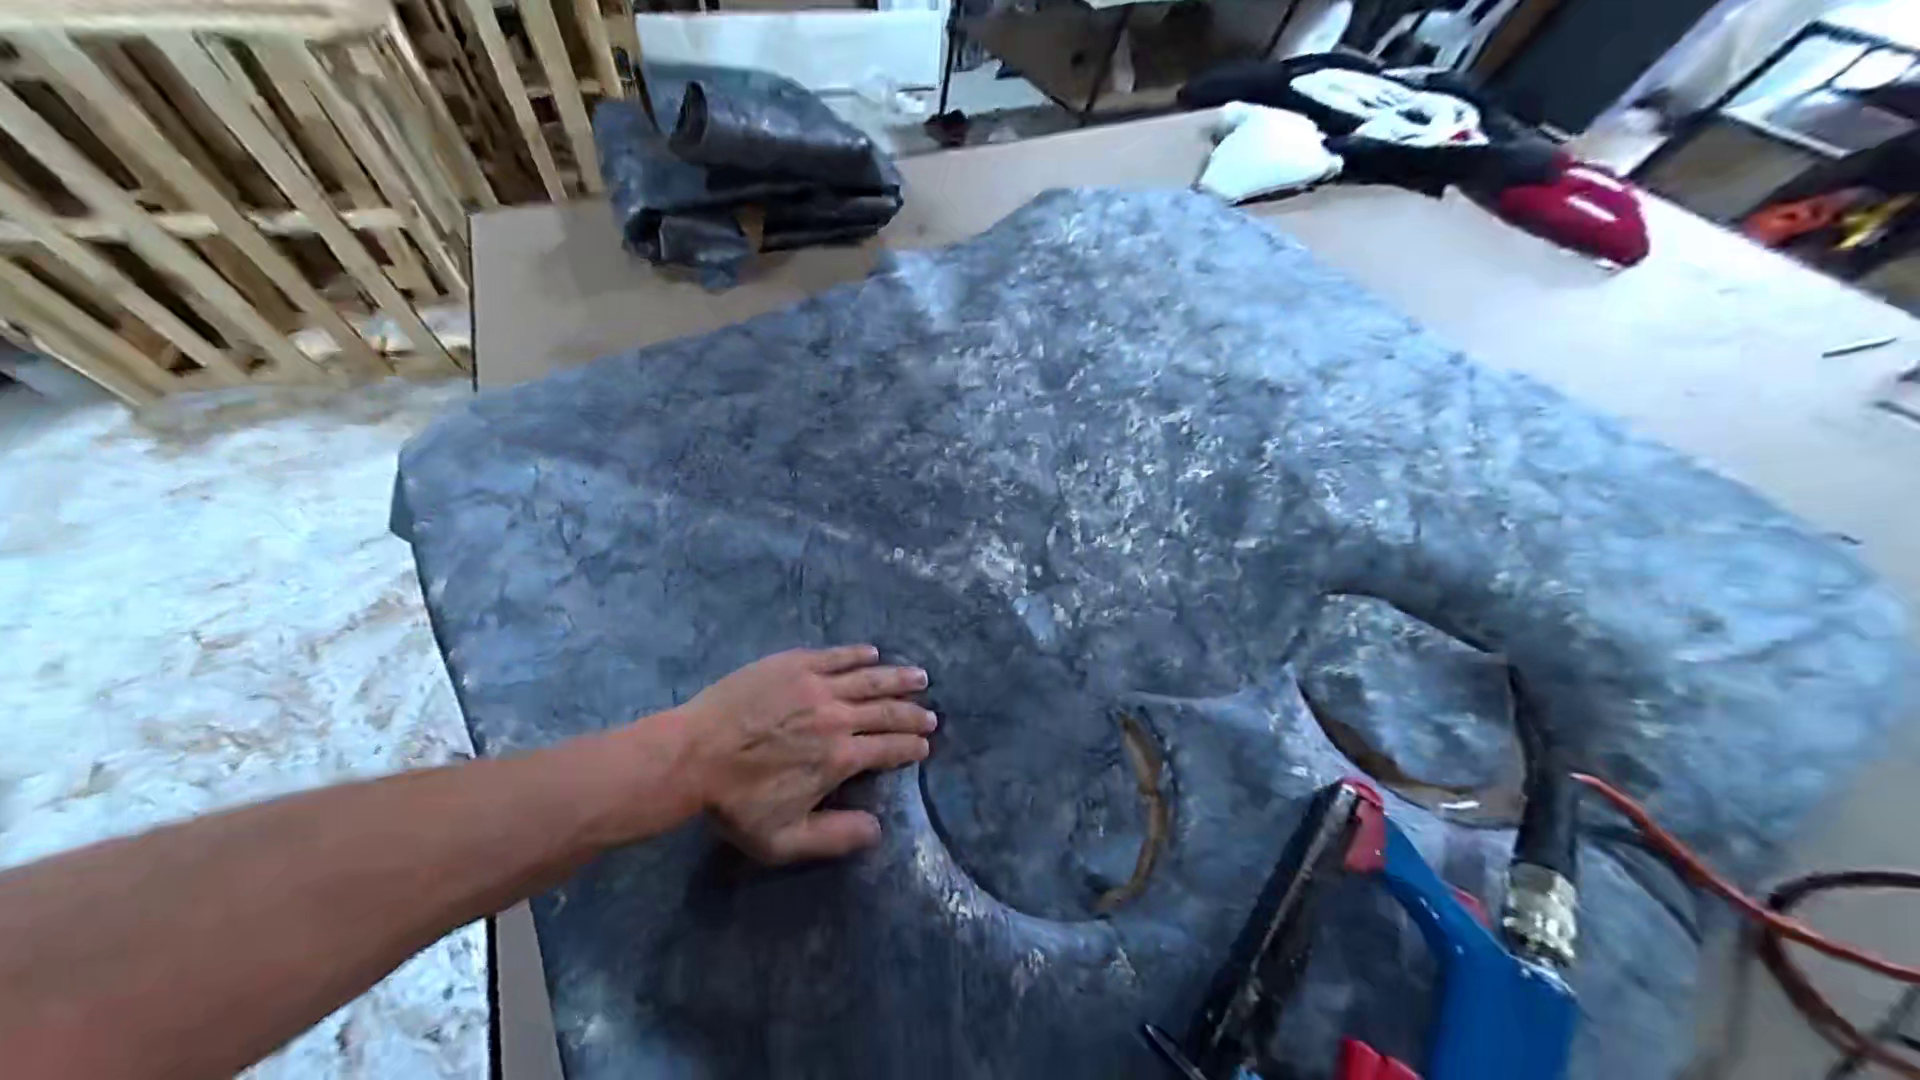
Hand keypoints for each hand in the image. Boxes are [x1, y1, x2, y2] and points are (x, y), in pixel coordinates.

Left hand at [676, 646, 936, 863]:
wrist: (690, 756)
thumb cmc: (735, 802)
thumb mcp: (784, 840)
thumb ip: (835, 837)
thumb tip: (878, 830)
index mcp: (841, 757)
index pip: (889, 748)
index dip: (911, 747)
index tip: (925, 745)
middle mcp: (838, 716)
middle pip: (888, 711)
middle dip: (913, 714)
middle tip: (930, 715)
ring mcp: (817, 685)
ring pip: (870, 678)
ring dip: (898, 678)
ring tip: (920, 677)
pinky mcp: (794, 664)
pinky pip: (836, 656)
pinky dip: (857, 653)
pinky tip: (872, 652)